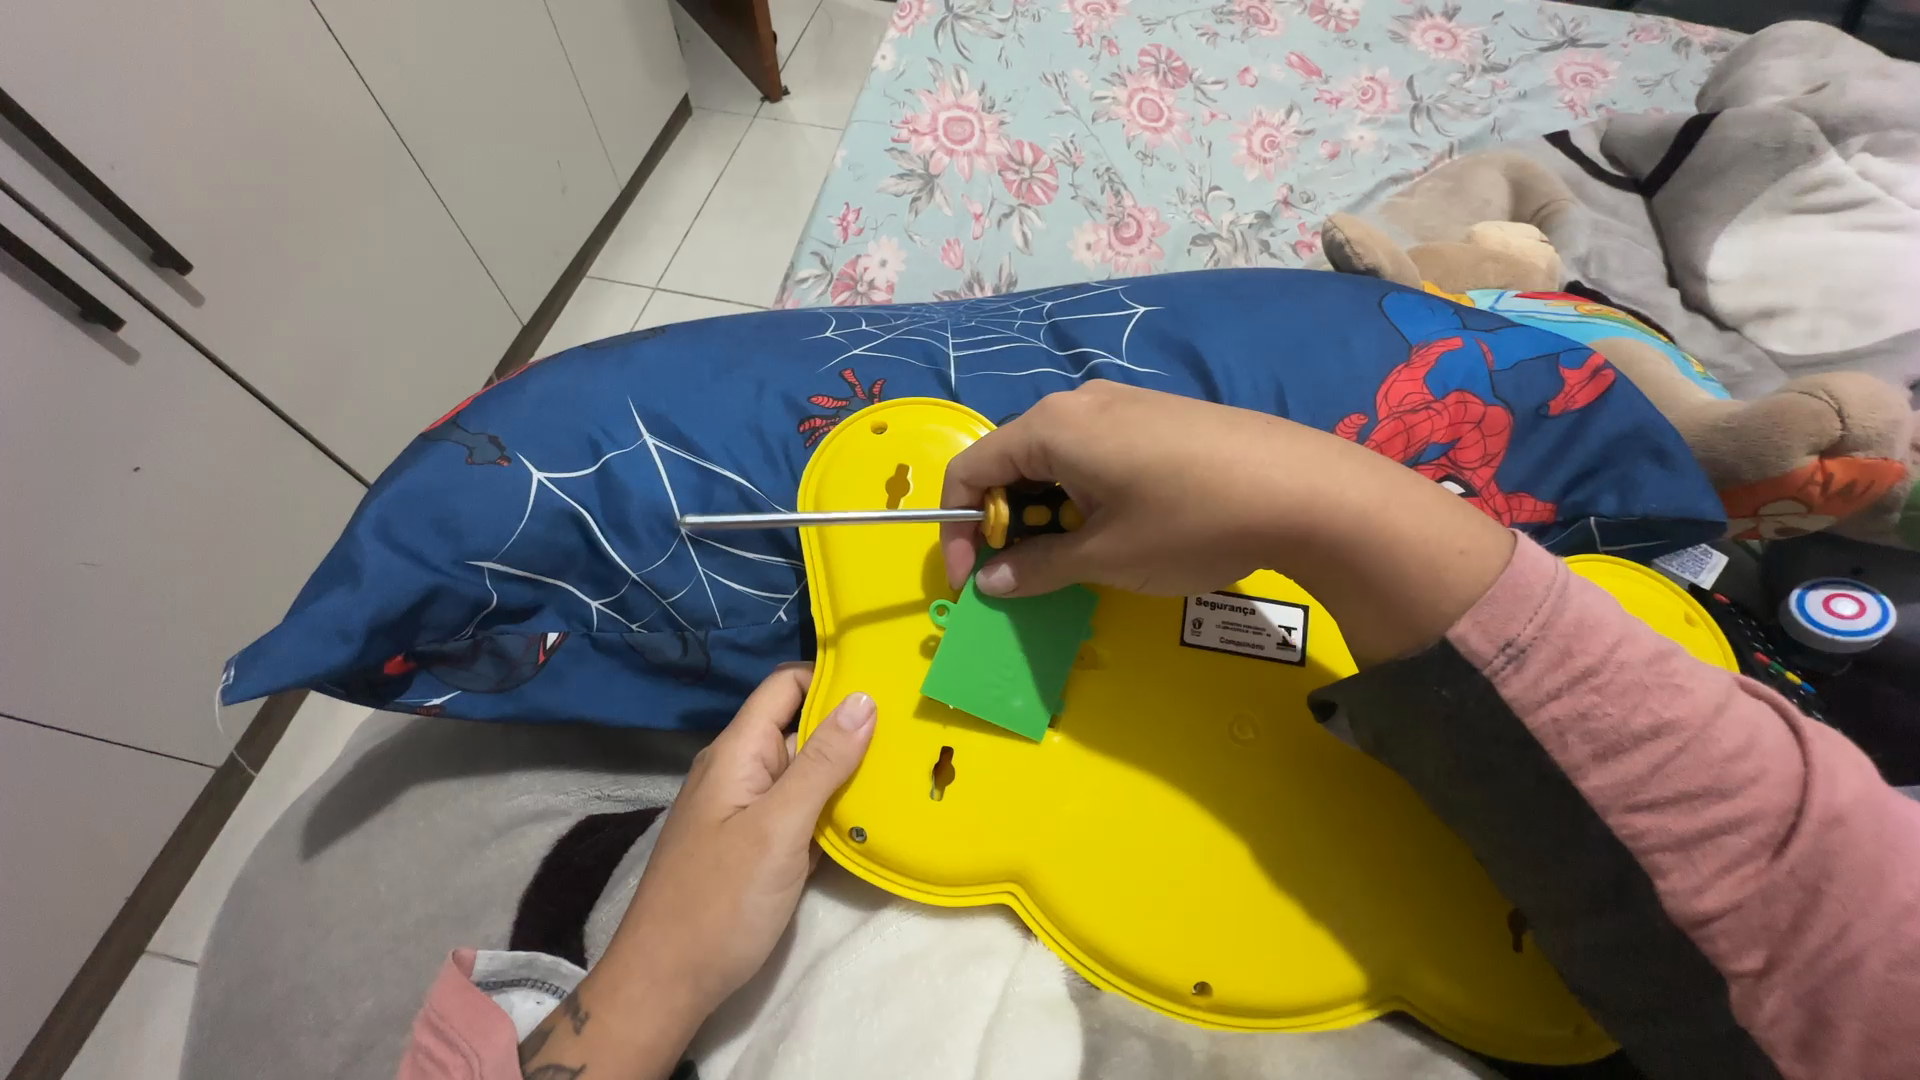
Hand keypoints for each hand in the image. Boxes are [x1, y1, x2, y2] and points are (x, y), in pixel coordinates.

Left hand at [516, 665, 875, 1078]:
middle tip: (909, 729)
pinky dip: (834, 807)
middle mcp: (742, 770)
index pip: (786, 686)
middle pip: (801, 727)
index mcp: (738, 751)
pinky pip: (803, 808)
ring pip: (806, 771)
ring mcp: (749, 808)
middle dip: (850, 726)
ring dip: (847, 770)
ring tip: (905, 765)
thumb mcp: (778, 827)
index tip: (886, 681)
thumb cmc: (720, 901)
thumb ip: (822, 762)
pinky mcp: (759, 843)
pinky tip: (874, 813)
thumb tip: (864, 698)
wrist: (666, 986)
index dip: (831, 676)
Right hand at [939, 381, 1514, 663]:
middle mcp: (1077, 403)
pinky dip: (1079, 491)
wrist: (1306, 490)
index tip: (972, 579)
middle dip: (1004, 520)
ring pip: (1052, 458)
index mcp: (1050, 428)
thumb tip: (992, 583)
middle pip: (1010, 461)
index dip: (957, 528)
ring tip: (1073, 552)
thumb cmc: (1188, 523)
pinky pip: (1091, 451)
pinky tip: (1116, 522)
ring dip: (1043, 509)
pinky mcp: (1155, 415)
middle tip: (1023, 571)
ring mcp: (1121, 403)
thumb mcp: (1104, 556)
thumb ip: (1036, 568)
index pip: (970, 470)